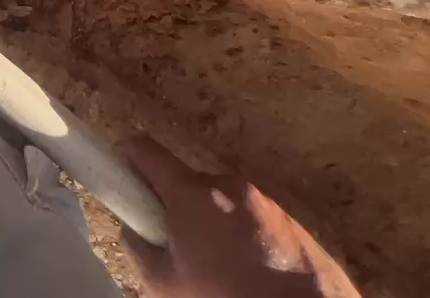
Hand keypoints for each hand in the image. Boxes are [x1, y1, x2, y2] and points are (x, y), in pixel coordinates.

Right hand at [120, 136, 359, 297]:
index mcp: (192, 192)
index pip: (142, 147)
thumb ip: (138, 246)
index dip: (125, 158)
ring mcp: (273, 208)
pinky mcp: (305, 232)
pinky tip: (257, 275)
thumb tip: (136, 230)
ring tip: (225, 265)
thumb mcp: (164, 282)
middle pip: (187, 180)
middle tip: (178, 242)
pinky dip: (249, 240)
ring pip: (225, 203)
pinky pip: (260, 224)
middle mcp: (231, 188)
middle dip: (176, 203)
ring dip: (215, 222)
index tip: (125, 182)